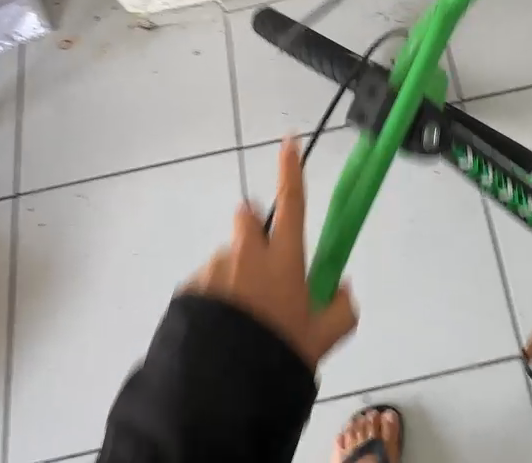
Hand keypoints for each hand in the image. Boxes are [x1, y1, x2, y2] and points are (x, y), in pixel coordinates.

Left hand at [184, 138, 358, 367]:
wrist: (221, 389)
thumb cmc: (278, 353)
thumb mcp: (322, 338)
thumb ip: (341, 308)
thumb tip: (341, 288)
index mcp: (283, 258)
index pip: (292, 201)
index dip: (291, 169)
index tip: (289, 141)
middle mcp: (247, 253)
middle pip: (248, 217)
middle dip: (254, 229)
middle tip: (264, 264)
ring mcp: (215, 269)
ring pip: (229, 258)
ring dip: (236, 275)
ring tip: (241, 319)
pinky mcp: (191, 288)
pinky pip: (208, 283)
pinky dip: (216, 298)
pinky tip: (221, 330)